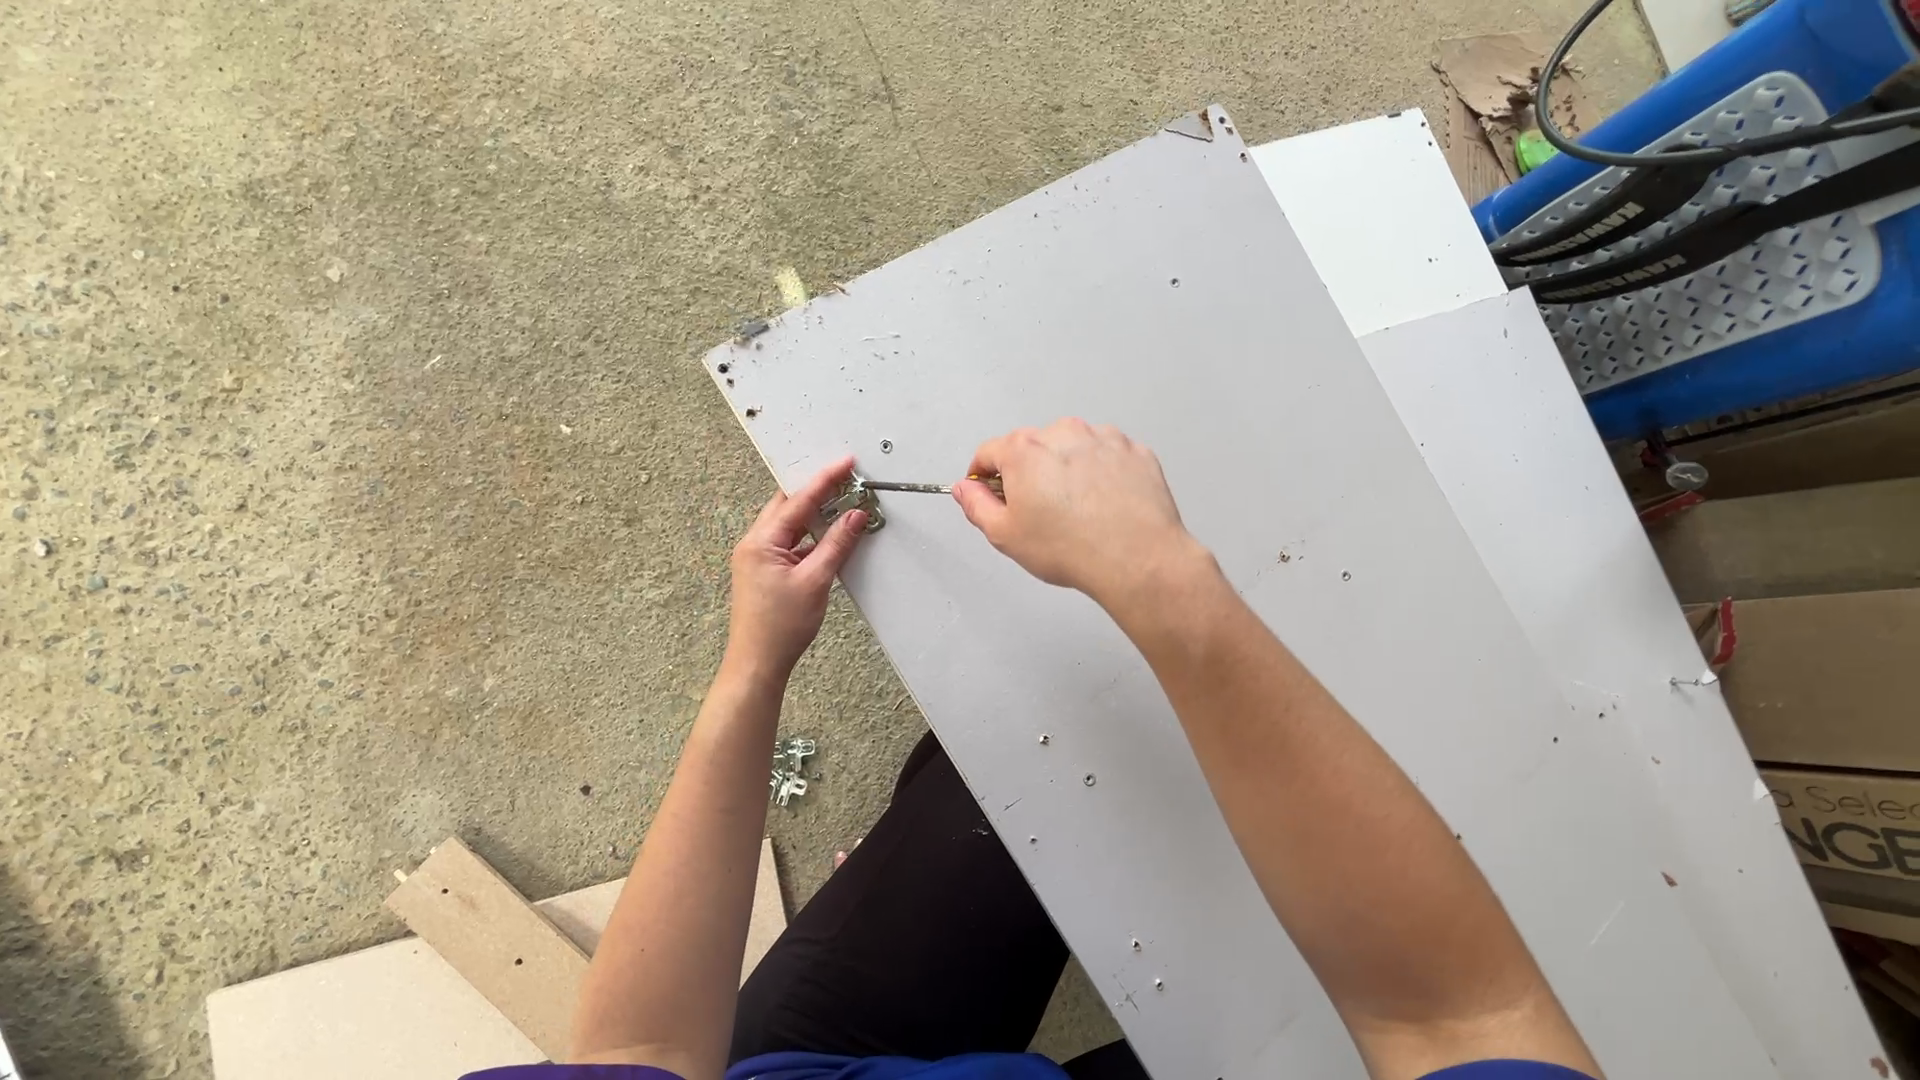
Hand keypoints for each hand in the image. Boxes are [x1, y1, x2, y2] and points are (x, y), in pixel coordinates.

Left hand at [726, 457, 868, 676]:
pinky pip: (790, 543)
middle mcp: (754, 545)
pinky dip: (811, 537)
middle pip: (789, 506)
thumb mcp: (816, 580)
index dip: (824, 481)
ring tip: (843, 505)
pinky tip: (830, 537)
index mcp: (760, 542)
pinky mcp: (765, 571)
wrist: (759, 663)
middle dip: (818, 492)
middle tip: (846, 480)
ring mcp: (758, 558)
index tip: (844, 464)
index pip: (797, 501)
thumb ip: (837, 544)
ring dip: (816, 516)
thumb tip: (855, 517)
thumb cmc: (778, 629)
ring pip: (791, 525)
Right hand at [952, 419, 1204, 605]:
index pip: (989, 452)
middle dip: (1029, 474)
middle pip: (1032, 447)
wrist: (1136, 558)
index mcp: (1024, 450)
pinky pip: (1107, 457)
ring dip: (1067, 471)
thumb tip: (967, 489)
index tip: (990, 494)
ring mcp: (1102, 439)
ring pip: (1072, 449)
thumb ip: (976, 505)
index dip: (983, 476)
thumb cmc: (1072, 548)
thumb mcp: (1005, 535)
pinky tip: (1104, 506)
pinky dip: (1101, 475)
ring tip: (1077, 512)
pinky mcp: (1133, 451)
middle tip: (1039, 513)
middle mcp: (1063, 433)